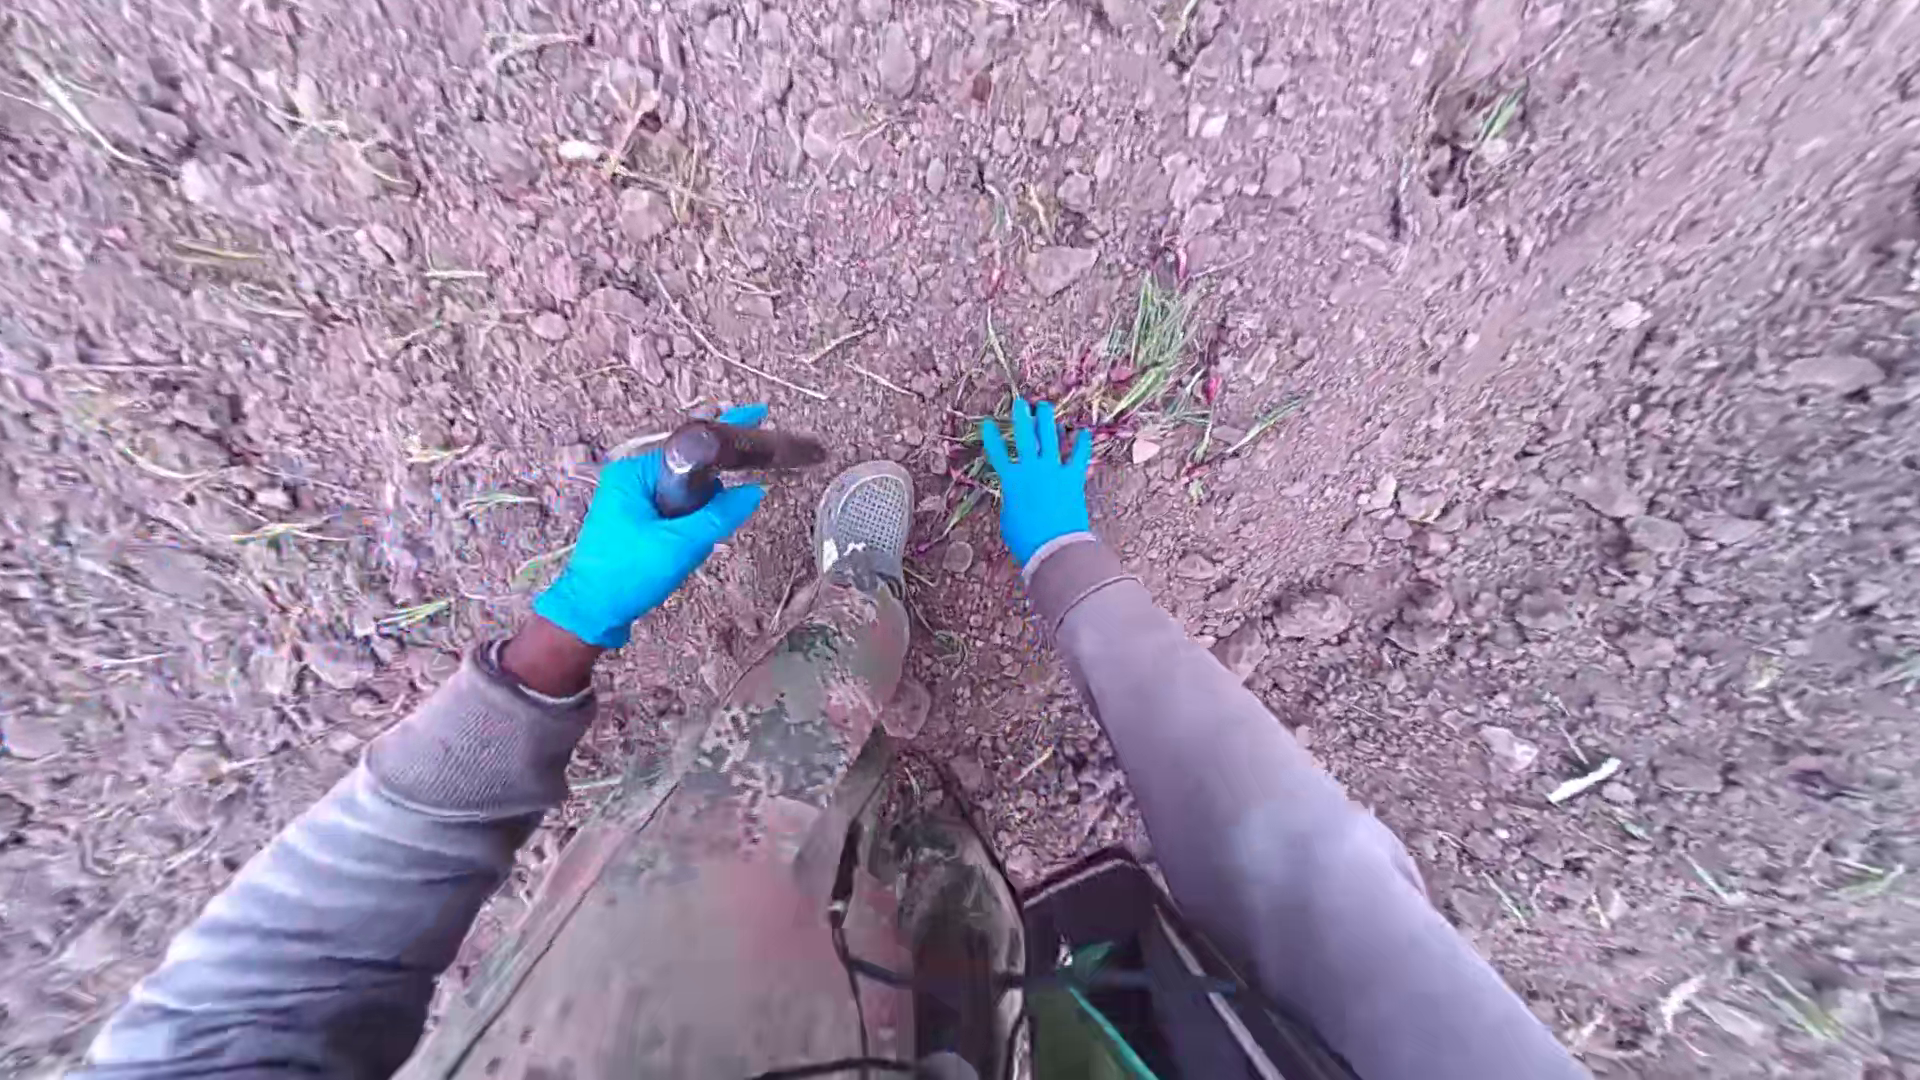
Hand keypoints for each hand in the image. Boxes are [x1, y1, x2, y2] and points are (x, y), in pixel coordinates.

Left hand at [533, 404, 768, 647]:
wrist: (593, 612)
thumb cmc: (628, 574)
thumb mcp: (682, 543)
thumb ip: (721, 515)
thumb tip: (754, 491)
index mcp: (634, 474)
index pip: (688, 444)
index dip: (724, 431)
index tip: (757, 414)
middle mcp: (631, 480)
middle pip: (691, 469)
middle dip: (715, 487)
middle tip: (734, 498)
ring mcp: (633, 500)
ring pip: (687, 493)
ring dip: (704, 511)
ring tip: (704, 535)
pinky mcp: (638, 520)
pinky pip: (677, 509)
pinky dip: (693, 522)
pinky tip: (696, 540)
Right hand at [982, 397, 1093, 564]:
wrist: (1053, 546)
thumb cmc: (1026, 539)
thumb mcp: (1009, 519)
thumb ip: (1011, 502)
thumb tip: (1015, 497)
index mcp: (1012, 480)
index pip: (998, 453)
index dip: (992, 437)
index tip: (988, 423)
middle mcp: (1031, 469)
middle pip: (1026, 437)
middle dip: (1022, 418)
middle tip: (1021, 403)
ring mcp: (1053, 471)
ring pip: (1050, 439)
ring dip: (1047, 421)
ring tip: (1045, 407)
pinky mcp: (1072, 479)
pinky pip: (1078, 457)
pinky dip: (1081, 444)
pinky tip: (1083, 432)